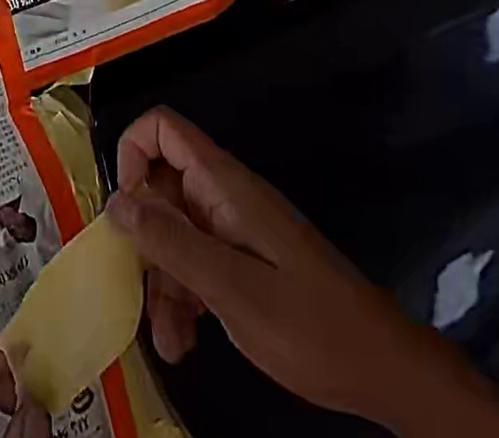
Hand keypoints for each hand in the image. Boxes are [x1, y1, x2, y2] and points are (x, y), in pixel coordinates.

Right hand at [108, 108, 498, 437]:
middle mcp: (223, 198)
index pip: (164, 129)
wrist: (381, 369)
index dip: (133, 154)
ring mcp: (231, 229)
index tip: (124, 208)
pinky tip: (184, 343)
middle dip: (142, 238)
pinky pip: (194, 262)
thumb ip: (171, 242)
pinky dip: (183, 298)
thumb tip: (117, 202)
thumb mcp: (231, 287)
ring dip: (162, 283)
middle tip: (135, 286)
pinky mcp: (240, 260)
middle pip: (159, 188)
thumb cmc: (310, 326)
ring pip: (172, 233)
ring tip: (169, 340)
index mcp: (224, 185)